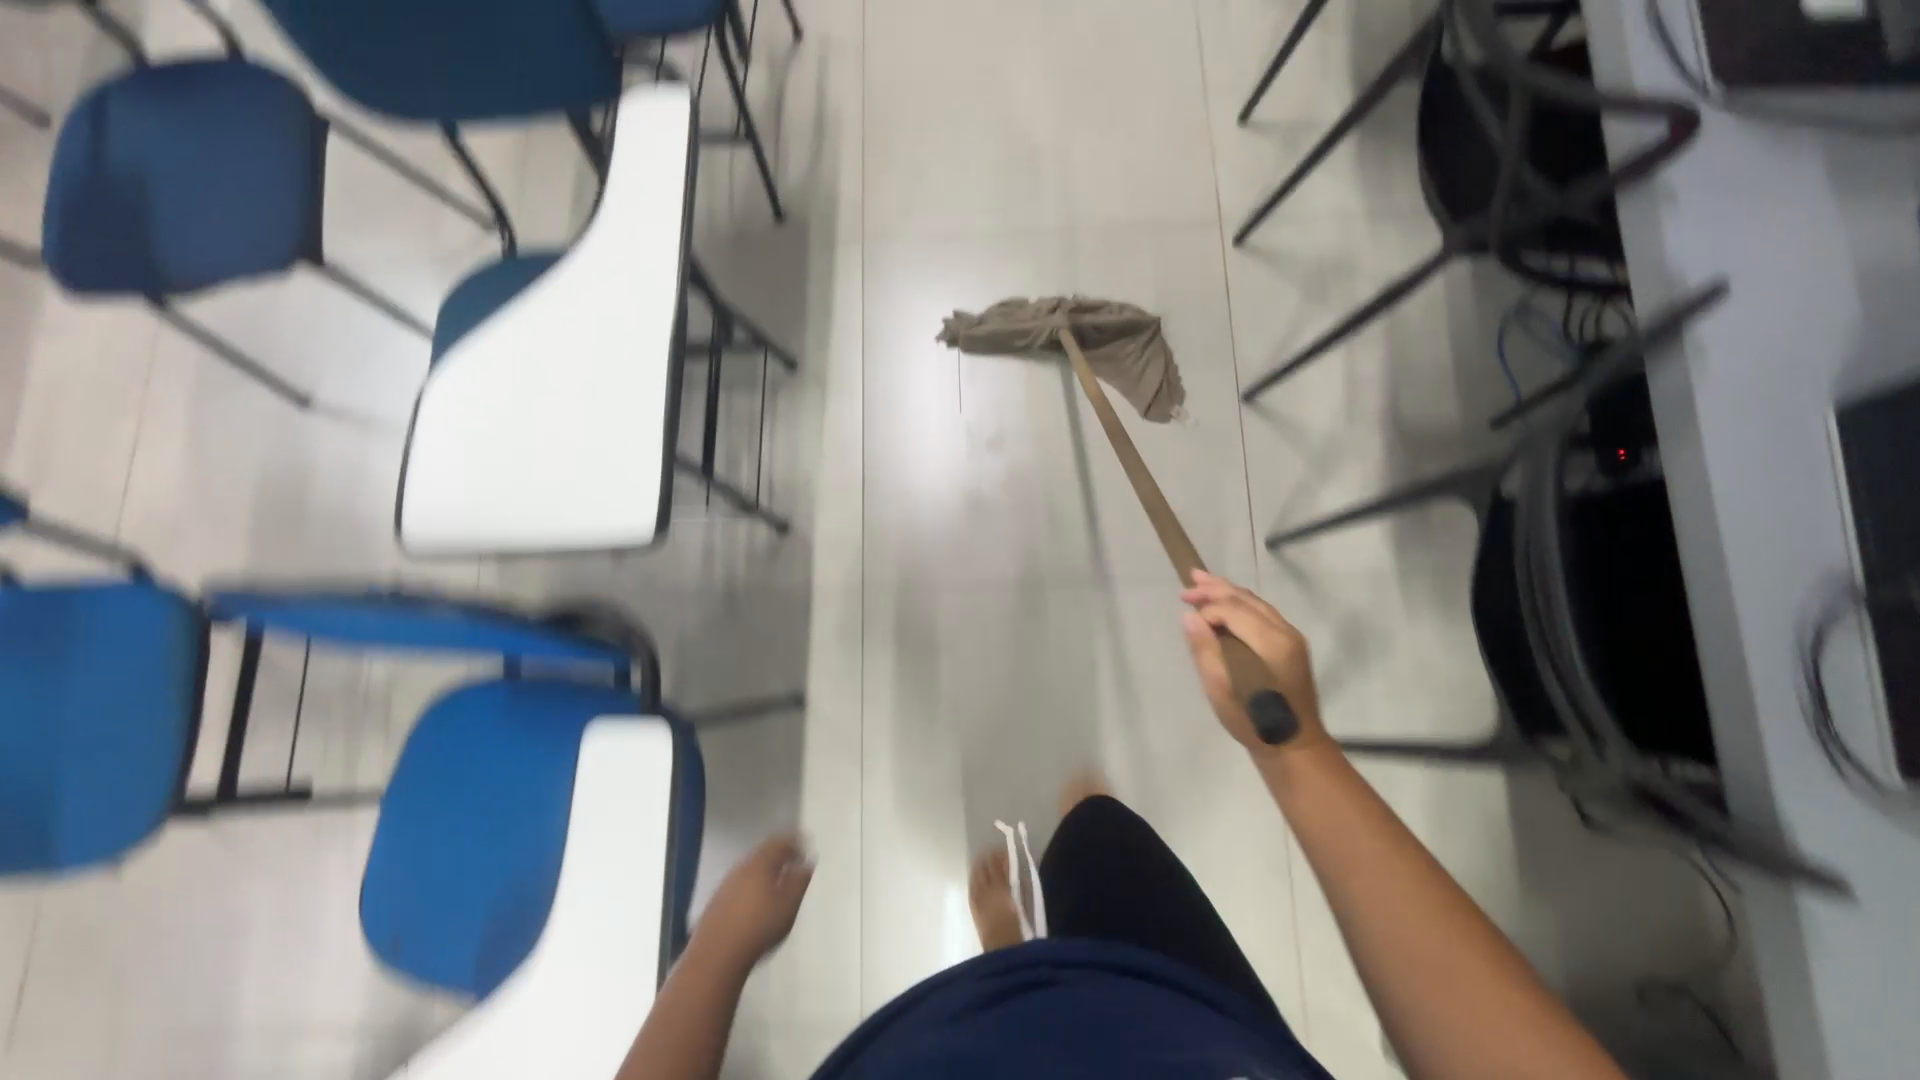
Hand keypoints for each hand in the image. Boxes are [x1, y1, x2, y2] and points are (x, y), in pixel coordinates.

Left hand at [692, 834, 814, 969]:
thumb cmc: (759, 926)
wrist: (716, 955)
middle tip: (794, 863)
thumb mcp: (789, 904)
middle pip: (763, 853)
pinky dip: (751, 886)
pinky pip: (739, 884)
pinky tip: (755, 902)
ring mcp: (726, 884)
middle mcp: (741, 867)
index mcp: (761, 863)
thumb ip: (800, 880)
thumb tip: (806, 863)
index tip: (807, 849)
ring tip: (777, 883)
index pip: (780, 843)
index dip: (796, 843)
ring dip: (764, 871)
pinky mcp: (716, 902)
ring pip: (749, 869)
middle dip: (779, 856)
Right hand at [1180, 570, 1331, 757]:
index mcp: (1270, 642)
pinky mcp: (1291, 646)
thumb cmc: (1254, 722)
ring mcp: (1291, 638)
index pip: (1233, 609)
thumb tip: (1190, 616)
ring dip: (1228, 593)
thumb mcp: (1222, 691)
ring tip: (1203, 584)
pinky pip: (1263, 614)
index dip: (1207, 607)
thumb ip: (1206, 651)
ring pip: (1256, 604)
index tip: (1184, 613)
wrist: (1294, 746)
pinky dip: (1241, 605)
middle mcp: (1285, 632)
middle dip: (1216, 589)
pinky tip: (1227, 607)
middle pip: (1246, 599)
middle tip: (1189, 583)